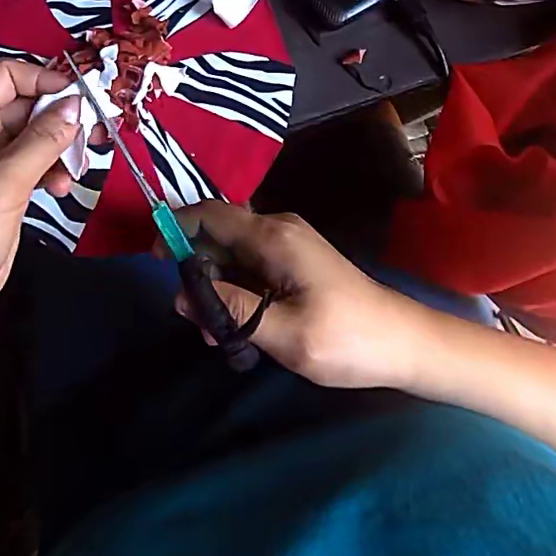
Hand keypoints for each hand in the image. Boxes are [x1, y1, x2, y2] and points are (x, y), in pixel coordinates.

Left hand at [0, 61, 79, 333]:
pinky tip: (61, 187)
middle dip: (60, 114)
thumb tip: (76, 102)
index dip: (43, 78)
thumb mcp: (3, 183)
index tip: (81, 94)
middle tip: (95, 129)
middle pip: (23, 104)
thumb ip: (44, 139)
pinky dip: (52, 169)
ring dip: (60, 145)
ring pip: (33, 135)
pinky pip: (32, 163)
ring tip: (80, 164)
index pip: (4, 76)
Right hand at [176, 201, 434, 389]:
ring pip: (233, 254)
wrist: (400, 340)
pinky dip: (237, 290)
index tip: (155, 258)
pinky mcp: (296, 260)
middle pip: (219, 235)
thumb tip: (184, 293)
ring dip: (217, 288)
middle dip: (197, 272)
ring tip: (217, 335)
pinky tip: (239, 327)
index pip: (211, 214)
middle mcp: (279, 229)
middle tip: (196, 322)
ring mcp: (289, 243)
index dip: (177, 228)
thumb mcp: (284, 332)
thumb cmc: (345, 338)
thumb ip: (232, 309)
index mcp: (274, 237)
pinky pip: (252, 265)